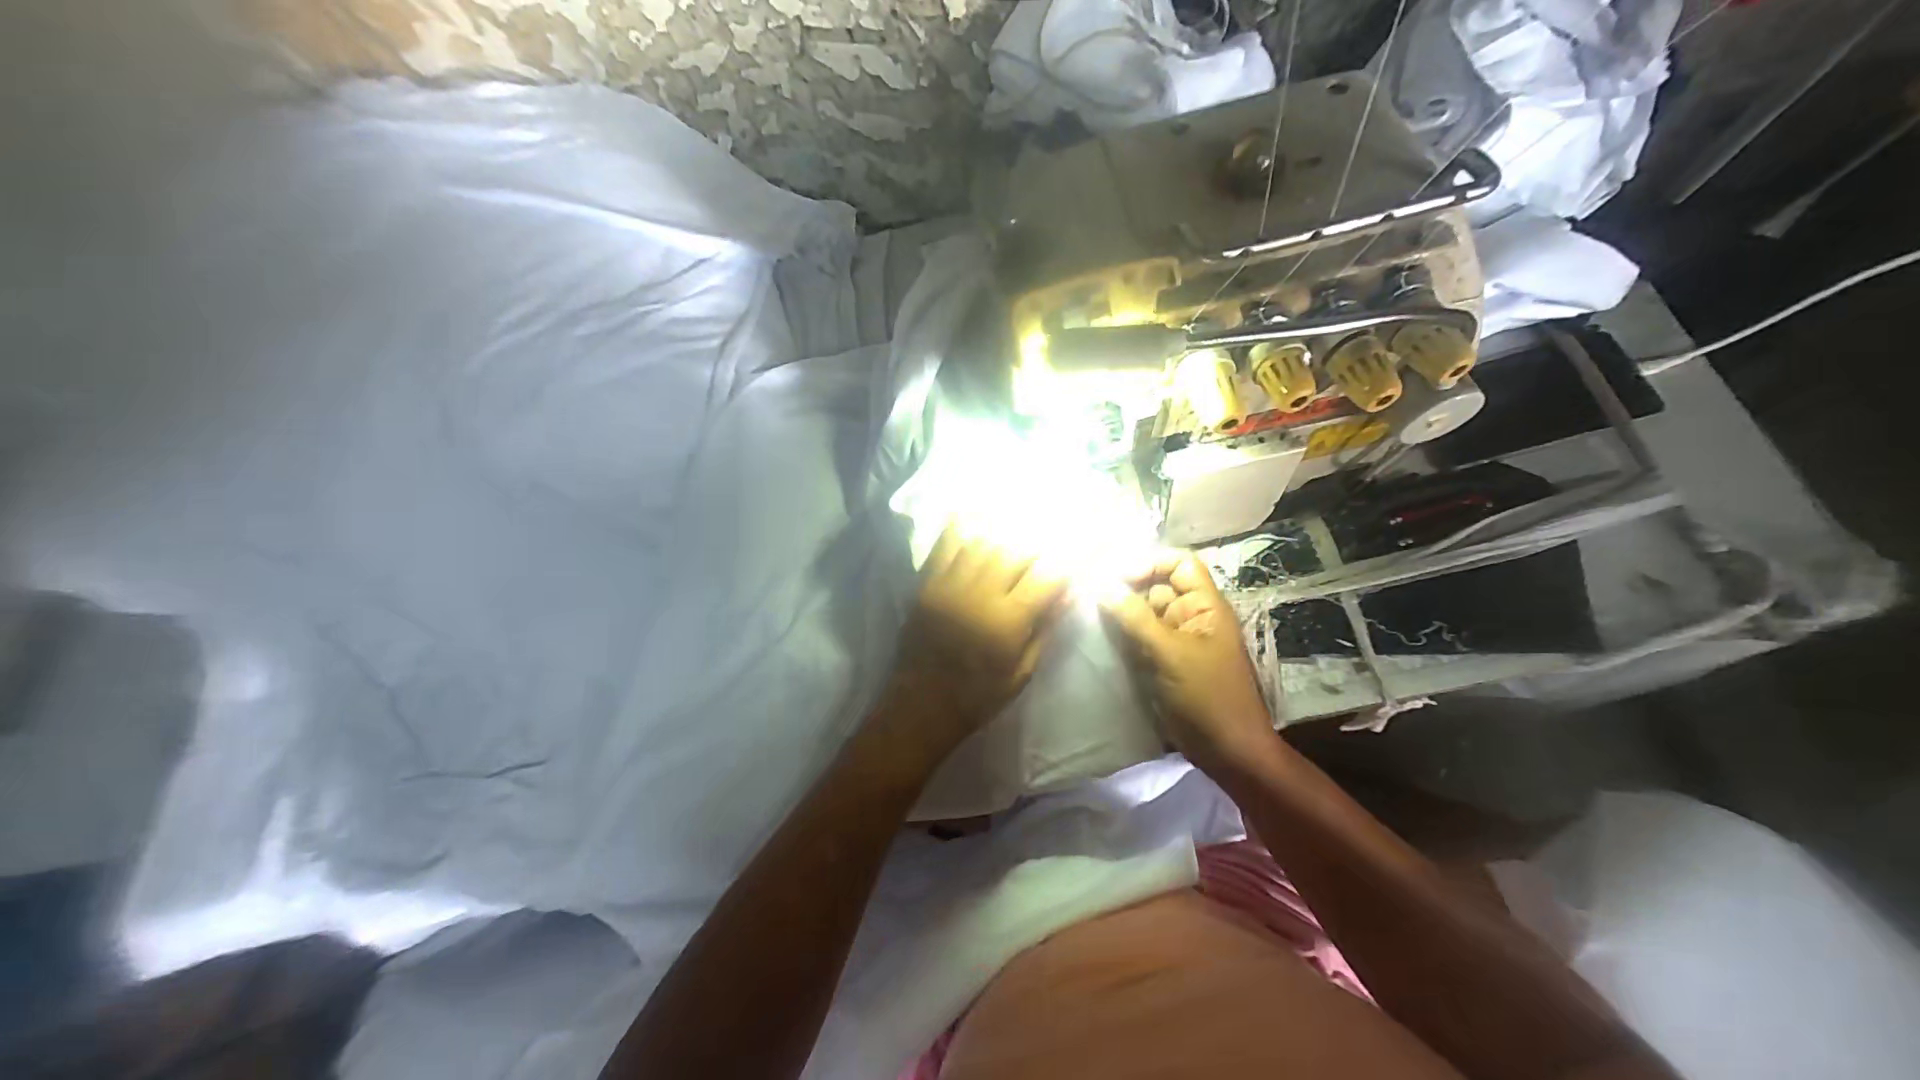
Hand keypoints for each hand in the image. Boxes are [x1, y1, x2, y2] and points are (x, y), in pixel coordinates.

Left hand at [883, 526, 1069, 760]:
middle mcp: (980, 593)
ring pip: (984, 540)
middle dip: (1043, 536)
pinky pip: (945, 543)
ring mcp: (949, 584)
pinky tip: (976, 512)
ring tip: (1023, 517)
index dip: (1075, 554)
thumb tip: (1070, 592)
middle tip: (1058, 526)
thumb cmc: (978, 696)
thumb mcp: (1022, 671)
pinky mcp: (926, 582)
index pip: (1050, 575)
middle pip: (1018, 549)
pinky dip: (962, 525)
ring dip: (1007, 527)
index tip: (1092, 537)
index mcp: (1009, 620)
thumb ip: (1045, 628)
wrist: (920, 705)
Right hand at [1101, 550, 1274, 772]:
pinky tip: (1098, 641)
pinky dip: (1119, 637)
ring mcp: (1174, 642)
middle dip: (1125, 589)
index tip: (1116, 578)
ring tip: (1089, 619)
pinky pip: (1137, 639)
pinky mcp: (1161, 664)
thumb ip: (1134, 617)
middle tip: (1090, 598)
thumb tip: (1101, 585)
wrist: (1227, 752)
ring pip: (1141, 614)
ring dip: (1118, 614)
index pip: (1179, 563)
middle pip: (1155, 586)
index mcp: (1204, 606)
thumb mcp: (1170, 653)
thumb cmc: (1207, 697)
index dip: (1149, 563)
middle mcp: (1189, 617)